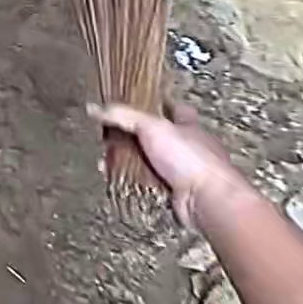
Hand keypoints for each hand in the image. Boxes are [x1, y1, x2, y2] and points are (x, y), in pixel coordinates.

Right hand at [90, 102, 251, 228]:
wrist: (209, 202)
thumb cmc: (190, 158)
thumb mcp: (151, 126)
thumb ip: (121, 115)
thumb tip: (93, 107)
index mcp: (187, 126)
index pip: (171, 108)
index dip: (153, 104)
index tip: (133, 101)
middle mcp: (186, 147)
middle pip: (152, 136)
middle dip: (128, 136)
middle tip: (106, 135)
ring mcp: (181, 171)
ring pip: (147, 160)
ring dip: (125, 160)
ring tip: (104, 158)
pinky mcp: (173, 192)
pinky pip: (145, 182)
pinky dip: (130, 179)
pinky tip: (114, 176)